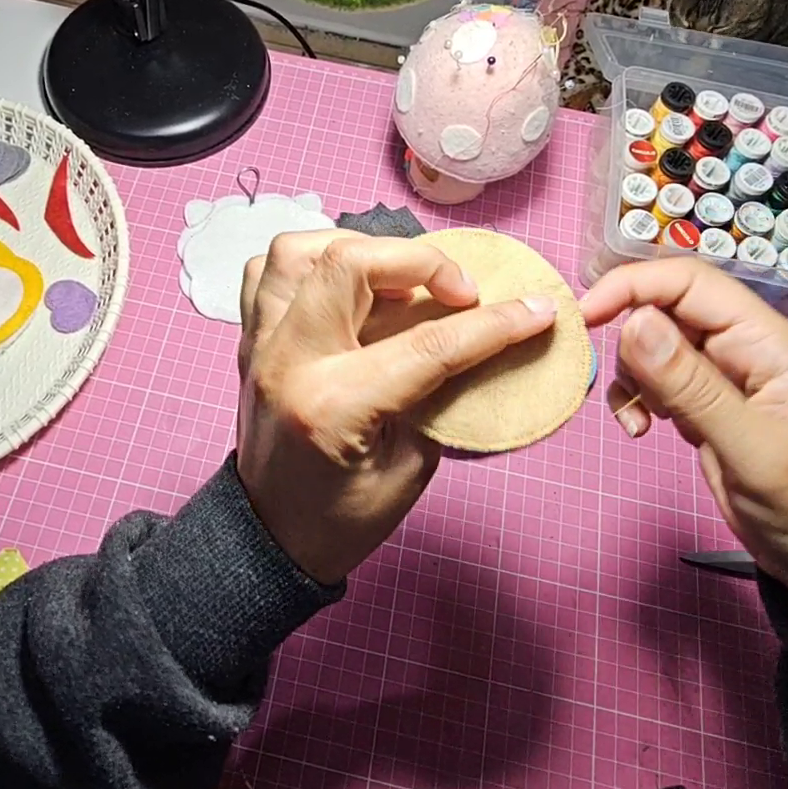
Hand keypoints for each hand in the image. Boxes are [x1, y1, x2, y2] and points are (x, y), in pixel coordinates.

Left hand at [235, 230, 557, 583]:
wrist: (270, 540)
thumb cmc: (342, 518)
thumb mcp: (410, 467)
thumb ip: (441, 394)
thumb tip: (475, 340)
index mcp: (334, 405)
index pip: (426, 344)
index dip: (494, 324)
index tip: (536, 309)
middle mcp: (290, 361)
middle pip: (348, 264)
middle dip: (417, 260)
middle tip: (457, 290)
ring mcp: (261, 345)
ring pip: (295, 252)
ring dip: (354, 249)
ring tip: (394, 277)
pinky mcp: (251, 341)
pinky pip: (266, 273)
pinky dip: (308, 264)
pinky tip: (344, 287)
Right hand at [580, 258, 787, 648]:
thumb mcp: (760, 454)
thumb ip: (694, 389)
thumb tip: (632, 323)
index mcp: (767, 344)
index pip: (691, 284)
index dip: (633, 285)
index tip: (585, 315)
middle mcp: (741, 352)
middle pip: (665, 309)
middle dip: (624, 332)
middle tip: (597, 372)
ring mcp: (722, 383)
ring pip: (652, 347)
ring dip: (629, 375)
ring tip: (637, 421)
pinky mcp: (706, 413)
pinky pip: (655, 385)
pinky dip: (635, 400)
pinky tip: (639, 431)